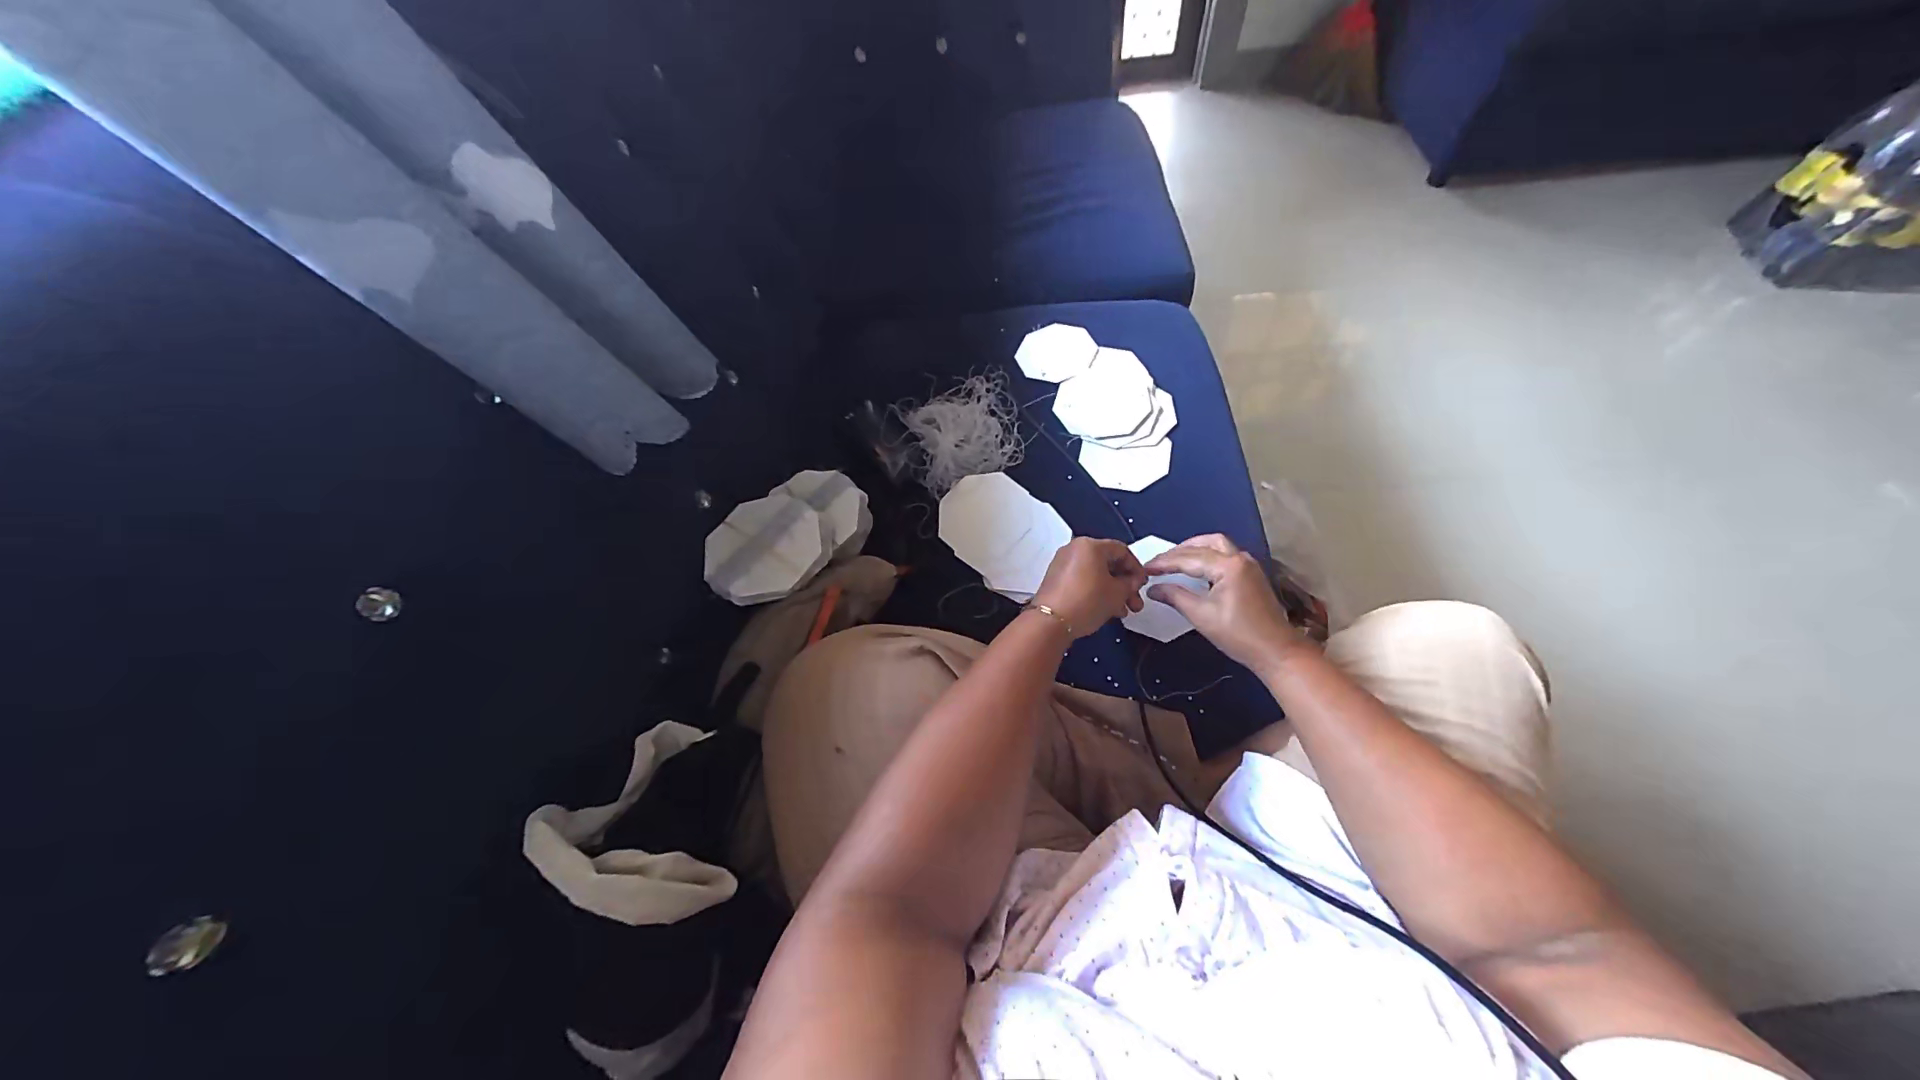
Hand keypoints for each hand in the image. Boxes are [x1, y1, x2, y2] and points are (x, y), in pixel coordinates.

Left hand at [1031, 537, 1146, 639]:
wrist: (1051, 622)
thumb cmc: (1087, 601)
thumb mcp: (1118, 593)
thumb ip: (1130, 583)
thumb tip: (1131, 581)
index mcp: (1090, 545)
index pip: (1121, 550)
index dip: (1136, 568)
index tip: (1141, 584)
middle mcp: (1074, 549)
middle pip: (1107, 563)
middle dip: (1124, 584)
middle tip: (1134, 602)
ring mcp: (1063, 564)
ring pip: (1095, 574)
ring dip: (1112, 591)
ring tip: (1122, 610)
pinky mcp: (1056, 579)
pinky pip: (1082, 581)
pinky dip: (1096, 591)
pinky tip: (1106, 610)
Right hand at [1143, 534, 1306, 674]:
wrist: (1276, 651)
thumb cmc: (1239, 635)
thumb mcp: (1201, 615)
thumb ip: (1175, 597)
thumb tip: (1154, 589)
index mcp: (1228, 566)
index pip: (1189, 558)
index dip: (1164, 563)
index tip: (1145, 567)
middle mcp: (1240, 558)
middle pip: (1204, 544)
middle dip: (1178, 552)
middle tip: (1158, 563)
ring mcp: (1249, 565)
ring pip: (1217, 545)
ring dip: (1194, 549)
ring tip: (1174, 560)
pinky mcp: (1252, 574)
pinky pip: (1225, 554)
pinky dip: (1207, 555)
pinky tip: (1195, 567)